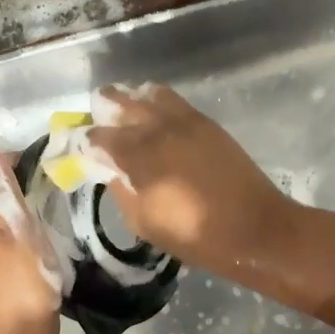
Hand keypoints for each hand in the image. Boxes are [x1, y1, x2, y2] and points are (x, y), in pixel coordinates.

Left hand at [0, 143, 60, 333]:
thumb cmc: (19, 284)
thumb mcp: (12, 230)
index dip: (22, 161)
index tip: (57, 160)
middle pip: (3, 192)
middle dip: (31, 182)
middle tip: (69, 180)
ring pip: (12, 214)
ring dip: (36, 206)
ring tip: (68, 203)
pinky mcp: (5, 270)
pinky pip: (20, 235)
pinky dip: (37, 228)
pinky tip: (58, 234)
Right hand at [85, 84, 298, 275]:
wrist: (255, 228)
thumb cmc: (197, 236)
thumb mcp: (147, 224)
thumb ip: (123, 194)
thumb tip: (110, 172)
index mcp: (141, 158)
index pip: (102, 138)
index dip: (87, 139)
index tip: (79, 143)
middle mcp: (160, 131)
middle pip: (124, 108)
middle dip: (106, 107)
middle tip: (95, 108)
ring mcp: (186, 123)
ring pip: (150, 97)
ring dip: (132, 98)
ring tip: (122, 101)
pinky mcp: (208, 124)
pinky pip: (175, 101)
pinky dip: (158, 98)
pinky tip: (152, 103)